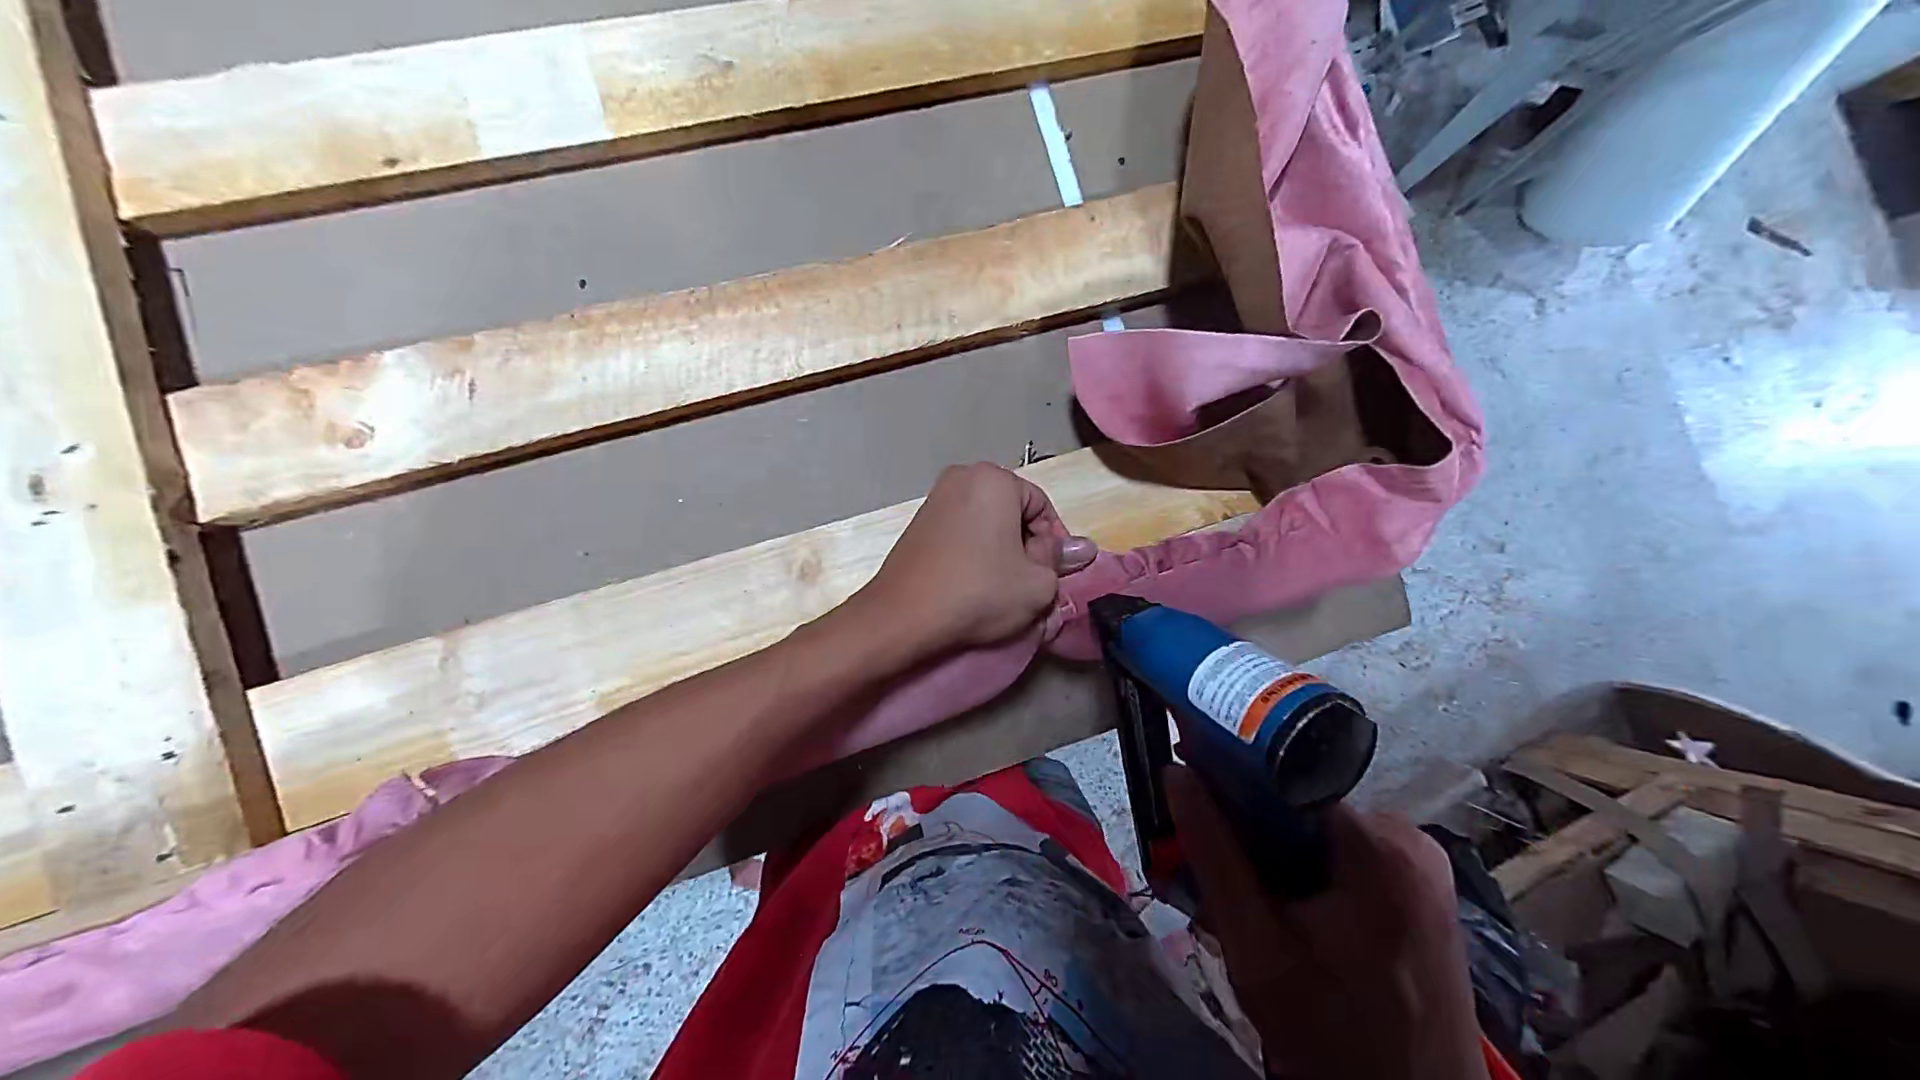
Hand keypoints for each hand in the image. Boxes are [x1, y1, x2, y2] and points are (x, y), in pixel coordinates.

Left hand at [853, 463, 1097, 654]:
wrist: (904, 616)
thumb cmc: (979, 592)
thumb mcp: (1037, 583)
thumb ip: (1060, 561)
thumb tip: (1082, 548)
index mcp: (994, 479)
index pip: (1042, 506)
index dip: (1055, 543)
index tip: (1054, 575)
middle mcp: (962, 477)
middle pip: (1013, 513)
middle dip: (1028, 548)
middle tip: (1031, 585)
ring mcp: (935, 499)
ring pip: (987, 526)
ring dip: (1003, 554)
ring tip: (1005, 590)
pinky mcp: (918, 524)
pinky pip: (962, 534)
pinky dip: (976, 555)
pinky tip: (976, 586)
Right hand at [1165, 768, 1488, 1079]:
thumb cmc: (1333, 1035)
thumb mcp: (1256, 946)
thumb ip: (1213, 854)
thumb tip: (1176, 774)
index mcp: (1382, 846)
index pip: (1287, 776)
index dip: (1230, 774)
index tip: (1186, 775)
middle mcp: (1411, 842)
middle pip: (1300, 803)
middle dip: (1246, 826)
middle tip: (1202, 856)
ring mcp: (1420, 867)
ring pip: (1314, 828)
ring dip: (1268, 852)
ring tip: (1237, 892)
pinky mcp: (1417, 890)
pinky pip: (1339, 854)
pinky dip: (1299, 869)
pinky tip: (1275, 908)